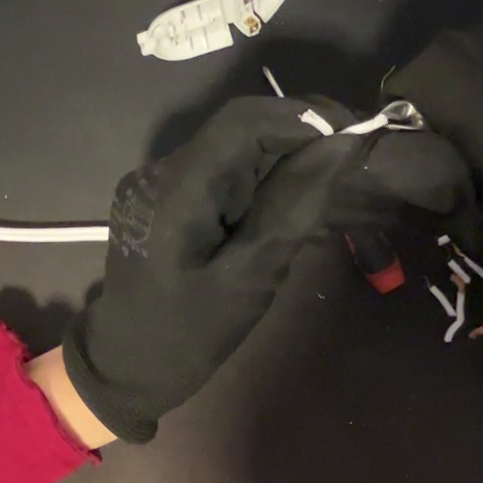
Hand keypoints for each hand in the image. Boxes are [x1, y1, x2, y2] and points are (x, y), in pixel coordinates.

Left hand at [60, 96, 325, 441]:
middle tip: (355, 175)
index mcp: (175, 190)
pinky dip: (261, 190)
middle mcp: (161, 172)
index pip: (244, 121)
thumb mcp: (249, 276)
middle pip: (242, 134)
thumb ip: (292, 206)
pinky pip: (222, 178)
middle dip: (302, 147)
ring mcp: (159, 184)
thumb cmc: (189, 334)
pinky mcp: (166, 199)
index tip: (355, 138)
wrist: (126, 364)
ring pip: (236, 155)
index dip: (305, 118)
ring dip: (286, 171)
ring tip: (331, 204)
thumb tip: (339, 145)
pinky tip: (290, 217)